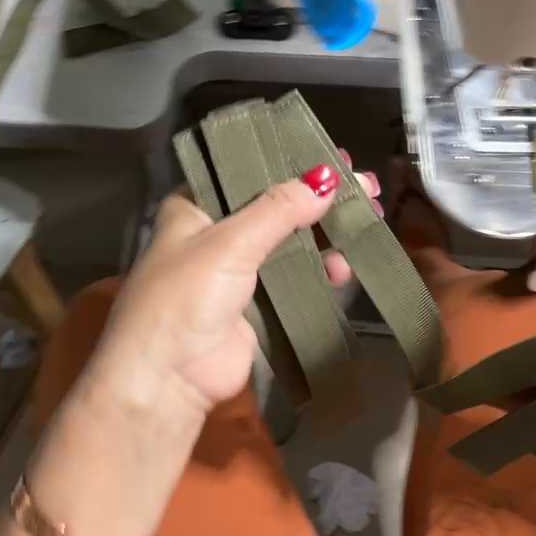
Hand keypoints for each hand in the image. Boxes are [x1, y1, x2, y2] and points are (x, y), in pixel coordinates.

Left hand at [81, 162, 373, 433]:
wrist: (166, 380)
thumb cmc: (186, 296)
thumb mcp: (230, 242)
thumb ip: (278, 208)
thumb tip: (326, 175)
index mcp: (194, 205)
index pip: (247, 170)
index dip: (289, 161)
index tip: (334, 155)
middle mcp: (214, 231)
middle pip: (274, 204)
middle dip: (317, 196)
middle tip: (365, 185)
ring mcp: (235, 269)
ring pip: (288, 240)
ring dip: (325, 231)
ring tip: (369, 216)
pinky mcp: (254, 304)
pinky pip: (294, 277)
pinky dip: (320, 268)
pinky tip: (344, 265)